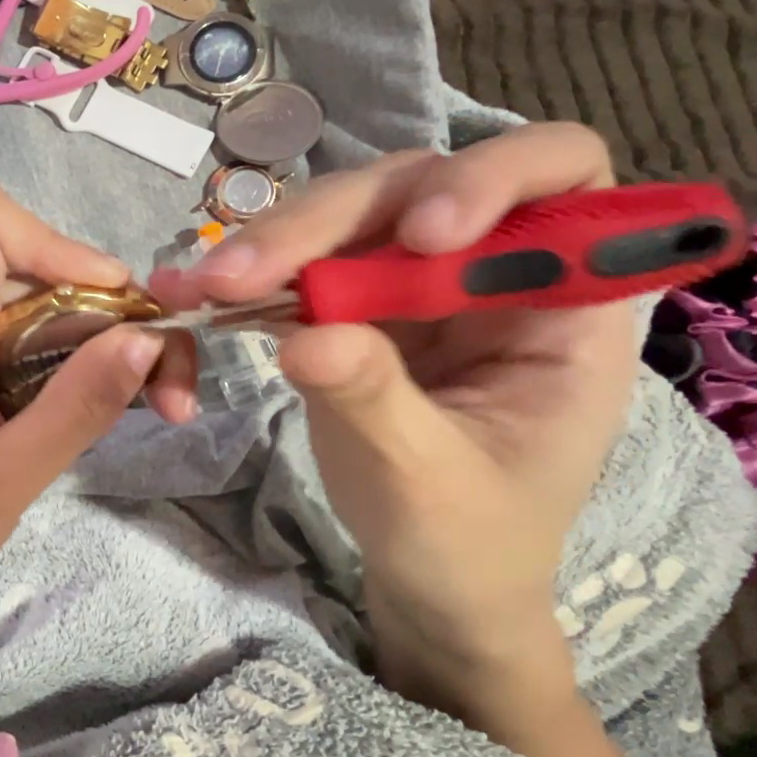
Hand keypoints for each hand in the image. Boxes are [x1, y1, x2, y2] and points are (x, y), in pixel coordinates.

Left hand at [0, 182, 192, 650]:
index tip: (116, 309)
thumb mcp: (7, 480)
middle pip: (24, 264)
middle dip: (103, 309)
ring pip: (22, 306)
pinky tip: (82, 413)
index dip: (61, 244)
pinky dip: (52, 364)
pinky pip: (3, 342)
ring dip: (87, 343)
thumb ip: (77, 403)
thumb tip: (146, 336)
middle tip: (163, 387)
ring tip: (143, 405)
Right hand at [150, 125, 637, 685]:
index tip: (418, 235)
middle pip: (412, 188)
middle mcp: (487, 269)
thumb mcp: (424, 479)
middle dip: (326, 223)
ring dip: (273, 244)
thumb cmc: (462, 538)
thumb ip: (374, 398)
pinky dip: (246, 274)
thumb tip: (305, 335)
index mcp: (562, 303)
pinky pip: (299, 264)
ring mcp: (412, 283)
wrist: (430, 577)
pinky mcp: (355, 303)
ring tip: (203, 286)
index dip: (489, 179)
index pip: (558, 178)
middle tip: (236, 274)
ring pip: (345, 217)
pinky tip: (194, 291)